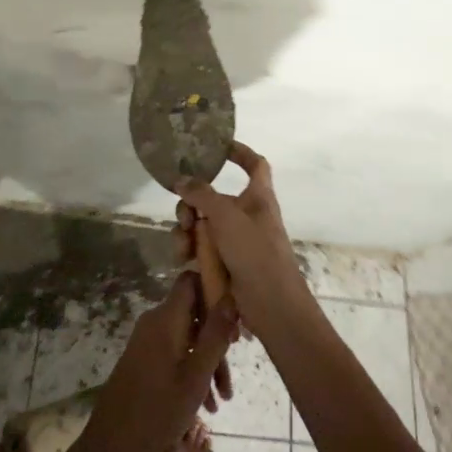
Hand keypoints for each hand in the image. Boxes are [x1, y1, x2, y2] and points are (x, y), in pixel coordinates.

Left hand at [67, 272, 239, 451]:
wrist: (113, 443)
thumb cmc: (159, 407)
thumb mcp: (196, 375)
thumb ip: (215, 335)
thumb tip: (231, 296)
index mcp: (166, 318)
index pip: (190, 281)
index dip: (214, 290)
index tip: (234, 318)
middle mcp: (154, 322)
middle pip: (194, 314)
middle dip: (217, 342)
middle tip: (232, 371)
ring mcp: (147, 340)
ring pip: (187, 338)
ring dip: (207, 364)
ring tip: (222, 399)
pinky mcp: (143, 359)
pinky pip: (174, 353)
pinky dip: (191, 370)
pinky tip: (205, 403)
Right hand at [176, 142, 310, 336]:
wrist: (271, 305)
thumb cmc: (255, 252)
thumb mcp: (226, 216)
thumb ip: (201, 194)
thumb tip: (180, 179)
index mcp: (258, 197)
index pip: (254, 164)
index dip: (239, 152)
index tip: (218, 146)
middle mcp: (247, 215)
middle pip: (213, 198)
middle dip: (192, 204)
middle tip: (185, 217)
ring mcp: (236, 241)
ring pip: (203, 225)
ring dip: (187, 231)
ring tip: (182, 246)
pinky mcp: (226, 263)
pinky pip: (202, 249)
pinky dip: (191, 250)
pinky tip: (183, 259)